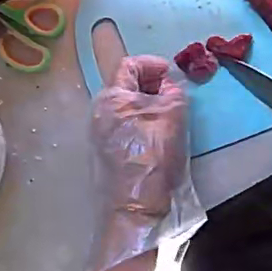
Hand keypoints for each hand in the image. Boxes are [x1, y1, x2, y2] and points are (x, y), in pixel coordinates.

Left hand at [90, 56, 189, 266]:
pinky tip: (156, 133)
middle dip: (150, 83)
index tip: (171, 73)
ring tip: (169, 112)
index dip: (152, 63)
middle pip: (125, 85)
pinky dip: (139, 119)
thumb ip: (172, 91)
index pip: (128, 65)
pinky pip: (122, 124)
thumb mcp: (173, 116)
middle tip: (173, 92)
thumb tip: (168, 84)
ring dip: (146, 102)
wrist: (135, 206)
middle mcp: (98, 111)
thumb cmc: (153, 157)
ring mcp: (98, 132)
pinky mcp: (104, 150)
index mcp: (111, 97)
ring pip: (124, 106)